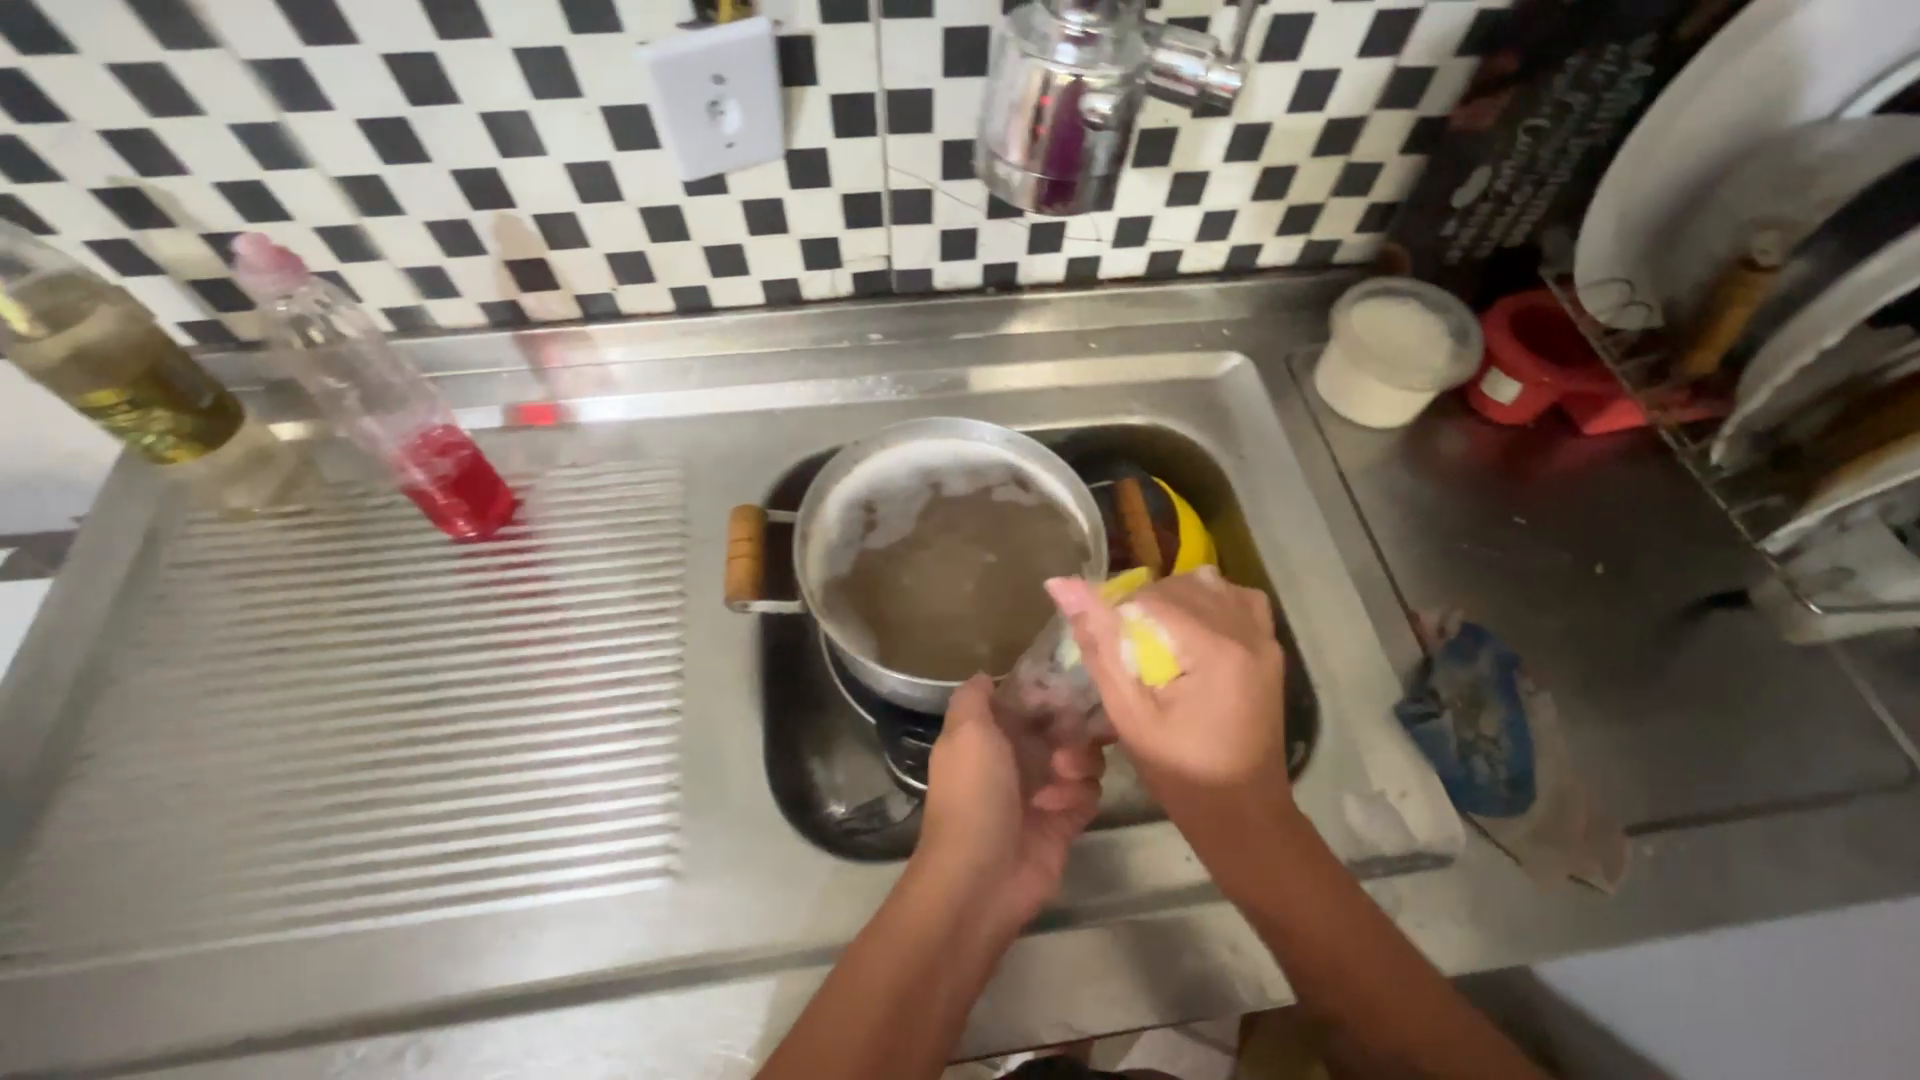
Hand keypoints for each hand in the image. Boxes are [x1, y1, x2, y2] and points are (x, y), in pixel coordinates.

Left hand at [915, 675, 1104, 934]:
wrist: (981, 876)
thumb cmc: (973, 794)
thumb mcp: (964, 732)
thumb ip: (974, 698)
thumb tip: (986, 676)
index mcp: (989, 735)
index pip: (1027, 702)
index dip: (1047, 692)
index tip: (1069, 684)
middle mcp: (1016, 759)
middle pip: (1060, 726)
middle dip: (1073, 724)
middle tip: (1077, 730)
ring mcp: (1042, 790)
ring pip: (1081, 756)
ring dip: (1079, 759)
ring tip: (1064, 772)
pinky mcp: (1065, 820)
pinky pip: (1089, 792)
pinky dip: (1080, 794)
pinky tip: (1060, 805)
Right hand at [1045, 568, 1291, 824]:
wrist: (1243, 811)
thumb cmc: (1179, 772)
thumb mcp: (1129, 713)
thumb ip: (1100, 644)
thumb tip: (1062, 584)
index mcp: (1214, 649)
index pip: (1151, 597)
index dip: (1118, 611)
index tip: (1106, 644)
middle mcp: (1246, 631)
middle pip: (1180, 585)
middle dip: (1144, 605)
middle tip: (1127, 647)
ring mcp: (1265, 637)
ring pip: (1209, 585)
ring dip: (1175, 600)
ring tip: (1157, 639)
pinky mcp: (1271, 647)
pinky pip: (1239, 599)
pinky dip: (1211, 602)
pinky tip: (1194, 631)